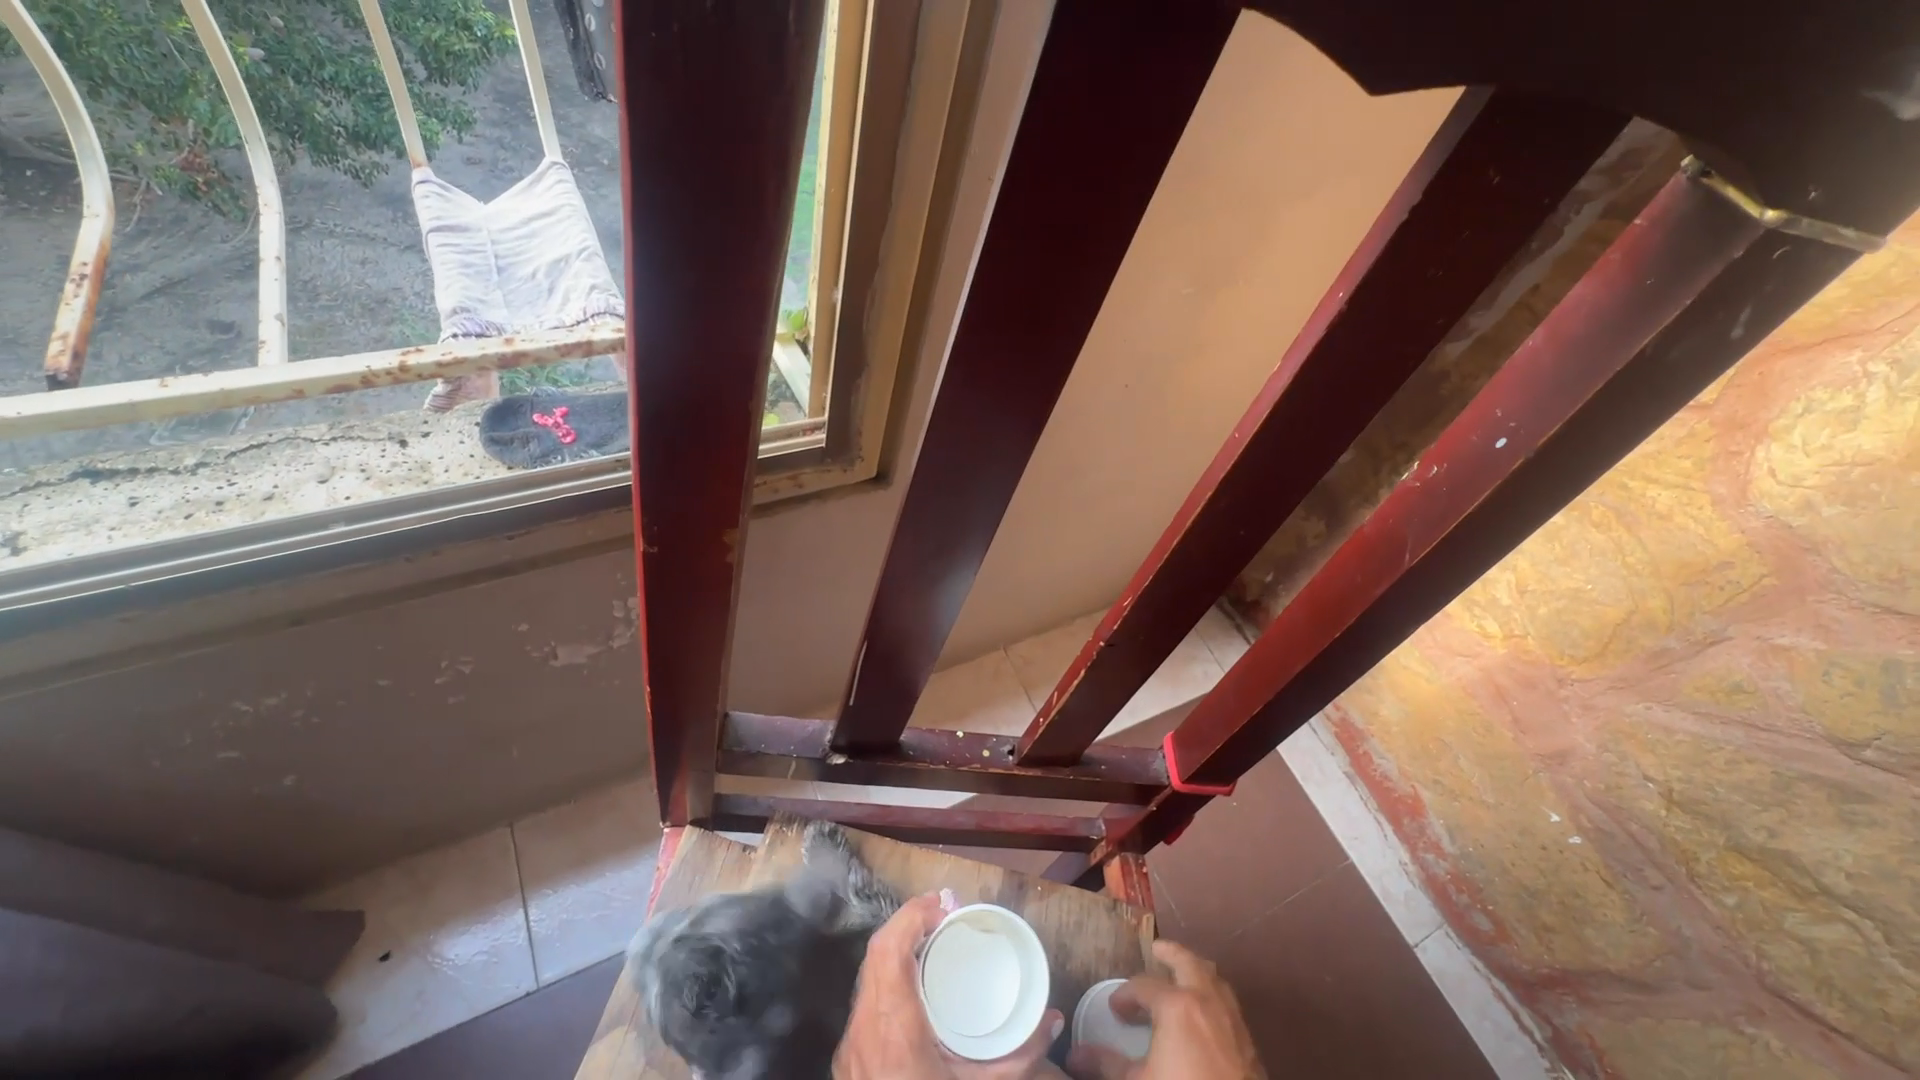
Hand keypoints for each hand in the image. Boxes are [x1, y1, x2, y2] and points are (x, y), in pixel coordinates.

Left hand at [835, 892, 1067, 1079]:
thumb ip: (1020, 1056)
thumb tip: (1052, 1019)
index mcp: (895, 1030)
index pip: (889, 951)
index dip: (913, 915)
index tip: (945, 902)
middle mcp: (865, 1030)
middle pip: (875, 955)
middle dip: (908, 924)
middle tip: (944, 914)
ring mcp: (851, 1046)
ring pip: (866, 977)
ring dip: (895, 949)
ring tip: (930, 938)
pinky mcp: (850, 1059)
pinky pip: (866, 1002)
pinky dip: (887, 978)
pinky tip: (911, 981)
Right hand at [1065, 941, 1263, 1079]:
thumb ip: (1107, 1063)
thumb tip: (1075, 1055)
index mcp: (1176, 1005)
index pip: (1143, 985)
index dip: (1125, 994)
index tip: (1115, 1009)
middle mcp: (1206, 1000)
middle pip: (1188, 962)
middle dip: (1170, 953)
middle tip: (1156, 950)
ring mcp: (1232, 1018)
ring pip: (1213, 978)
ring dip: (1195, 971)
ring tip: (1181, 976)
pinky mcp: (1248, 1040)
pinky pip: (1227, 1002)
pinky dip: (1211, 995)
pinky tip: (1203, 1014)